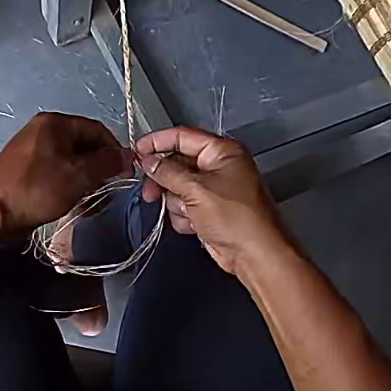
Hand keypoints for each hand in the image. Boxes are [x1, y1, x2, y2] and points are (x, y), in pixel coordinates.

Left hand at [0, 112, 131, 241]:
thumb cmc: (37, 190)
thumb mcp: (79, 176)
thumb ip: (107, 162)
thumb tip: (128, 155)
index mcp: (54, 123)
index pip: (98, 129)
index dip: (115, 150)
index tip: (125, 173)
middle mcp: (42, 131)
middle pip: (85, 145)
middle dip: (100, 169)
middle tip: (107, 190)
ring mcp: (32, 150)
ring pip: (73, 161)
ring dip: (87, 181)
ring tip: (91, 202)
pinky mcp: (26, 169)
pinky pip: (58, 172)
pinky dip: (70, 185)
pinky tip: (74, 202)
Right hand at [135, 126, 291, 277]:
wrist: (253, 254)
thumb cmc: (237, 218)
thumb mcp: (196, 190)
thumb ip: (167, 172)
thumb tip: (148, 160)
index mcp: (222, 152)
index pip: (182, 136)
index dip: (157, 142)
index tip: (137, 150)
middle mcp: (219, 167)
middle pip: (177, 164)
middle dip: (164, 181)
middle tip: (151, 191)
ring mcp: (214, 189)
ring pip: (177, 188)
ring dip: (177, 204)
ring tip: (188, 214)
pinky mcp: (210, 210)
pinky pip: (184, 206)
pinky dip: (185, 217)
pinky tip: (195, 225)